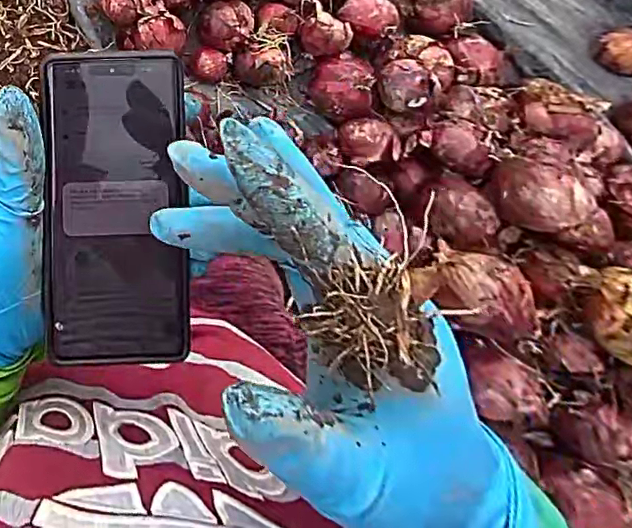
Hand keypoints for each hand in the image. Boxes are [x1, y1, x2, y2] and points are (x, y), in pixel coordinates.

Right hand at [150, 117, 540, 527]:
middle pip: (296, 207)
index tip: (229, 143)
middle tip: (183, 157)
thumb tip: (234, 402)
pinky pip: (291, 237)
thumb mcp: (349, 475)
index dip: (269, 181)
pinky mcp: (339, 289)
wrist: (448, 488)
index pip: (314, 223)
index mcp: (377, 300)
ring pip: (290, 217)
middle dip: (239, 177)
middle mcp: (366, 274)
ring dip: (238, 194)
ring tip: (194, 173)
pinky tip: (231, 203)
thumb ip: (297, 442)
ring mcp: (353, 278)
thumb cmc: (406, 480)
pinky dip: (254, 215)